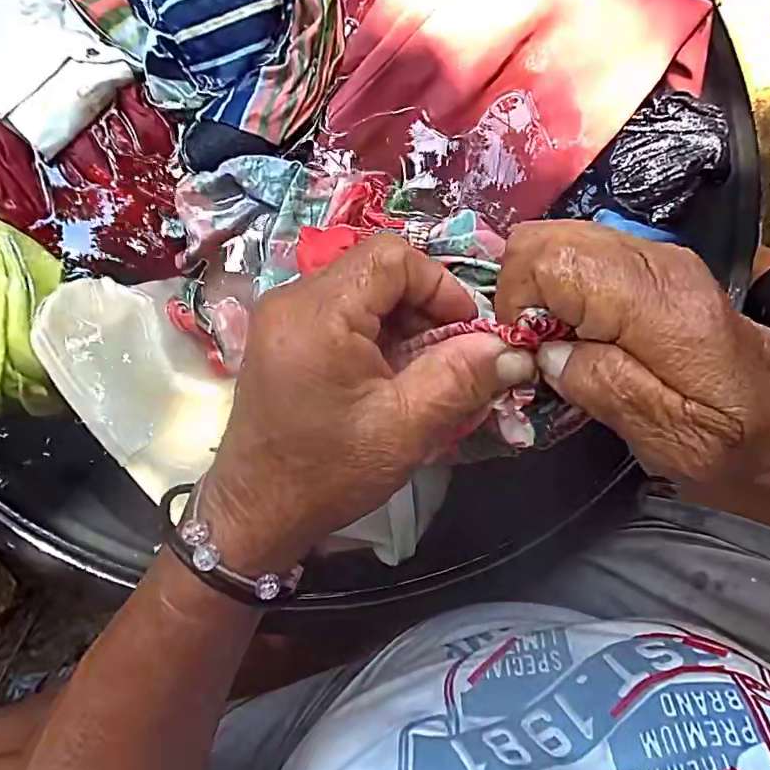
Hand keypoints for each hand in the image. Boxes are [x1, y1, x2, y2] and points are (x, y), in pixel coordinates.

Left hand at [199, 234, 534, 569]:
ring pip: (365, 289)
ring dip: (406, 320)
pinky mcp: (285, 335)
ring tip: (425, 368)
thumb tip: (511, 349)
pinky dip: (381, 332)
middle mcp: (293, 300)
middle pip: (378, 270)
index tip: (465, 329)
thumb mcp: (407, 427)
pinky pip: (345, 310)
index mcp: (318, 314)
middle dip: (426, 305)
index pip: (391, 256)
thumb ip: (462, 378)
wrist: (258, 512)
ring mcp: (284, 316)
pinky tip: (393, 373)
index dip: (440, 284)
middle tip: (451, 353)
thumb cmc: (329, 473)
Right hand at [494, 221, 769, 483]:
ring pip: (554, 242)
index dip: (520, 307)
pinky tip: (579, 336)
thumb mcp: (677, 440)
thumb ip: (606, 390)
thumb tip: (546, 354)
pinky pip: (577, 256)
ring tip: (562, 348)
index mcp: (661, 303)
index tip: (533, 359)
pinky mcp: (649, 265)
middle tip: (542, 354)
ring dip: (538, 295)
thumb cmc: (744, 439)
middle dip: (521, 297)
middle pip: (543, 239)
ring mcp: (653, 256)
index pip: (551, 260)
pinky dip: (558, 292)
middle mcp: (655, 261)